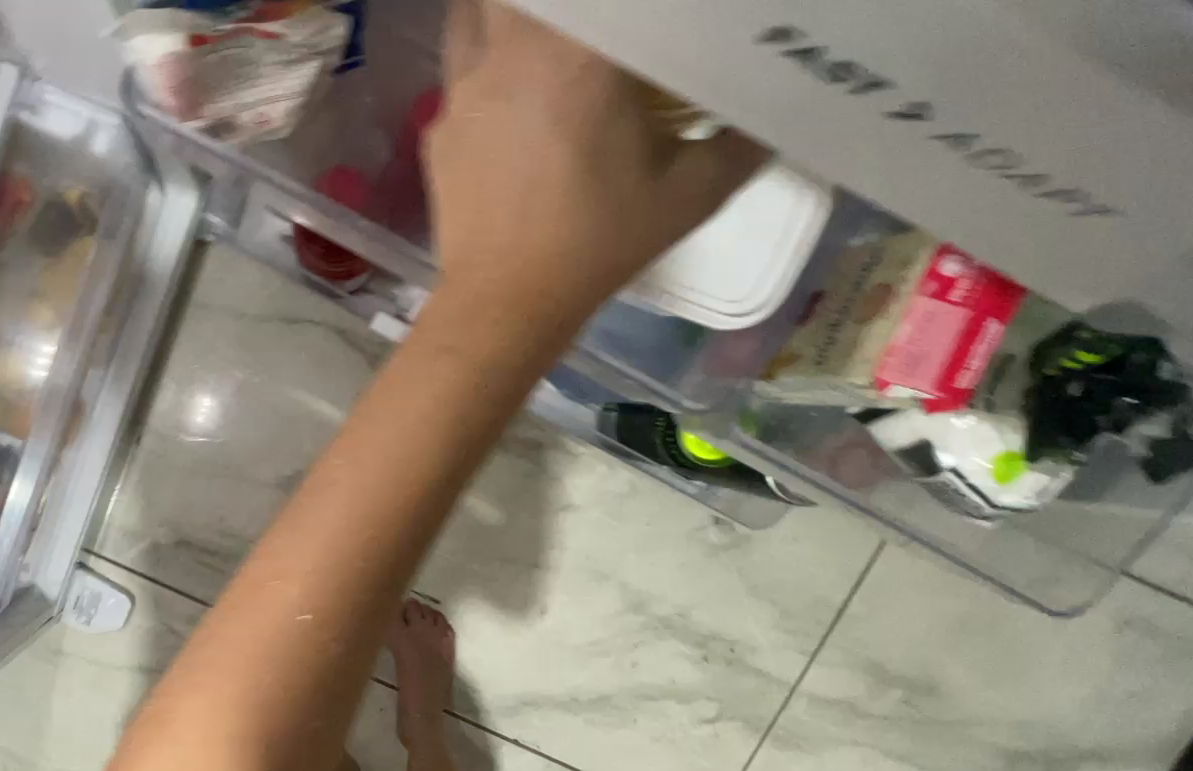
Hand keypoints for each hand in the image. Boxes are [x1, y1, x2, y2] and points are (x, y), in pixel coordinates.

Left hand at [425, 0, 766, 337]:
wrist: (505, 303)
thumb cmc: (595, 247)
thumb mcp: (686, 196)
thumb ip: (739, 144)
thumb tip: (772, 119)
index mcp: (578, 54)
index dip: (612, 1)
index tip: (631, 15)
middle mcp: (511, 55)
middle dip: (550, 0)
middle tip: (577, 16)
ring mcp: (463, 94)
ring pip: (468, 13)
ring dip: (498, 10)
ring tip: (532, 25)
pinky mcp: (436, 133)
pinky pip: (453, 77)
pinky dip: (475, 70)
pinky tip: (499, 99)